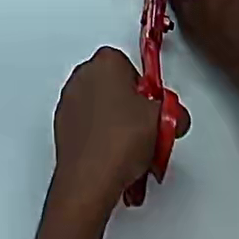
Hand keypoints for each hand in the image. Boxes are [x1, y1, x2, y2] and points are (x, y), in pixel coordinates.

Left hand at [50, 47, 184, 208]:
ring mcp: (69, 99)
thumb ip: (175, 112)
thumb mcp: (163, 121)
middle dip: (130, 105)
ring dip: (117, 123)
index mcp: (106, 62)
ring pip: (101, 106)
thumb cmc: (119, 141)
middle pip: (114, 85)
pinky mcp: (62, 123)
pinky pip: (89, 124)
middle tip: (145, 128)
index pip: (129, 64)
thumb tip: (176, 118)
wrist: (90, 176)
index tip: (153, 105)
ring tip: (133, 150)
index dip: (144, 88)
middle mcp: (83, 74)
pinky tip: (115, 157)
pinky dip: (101, 136)